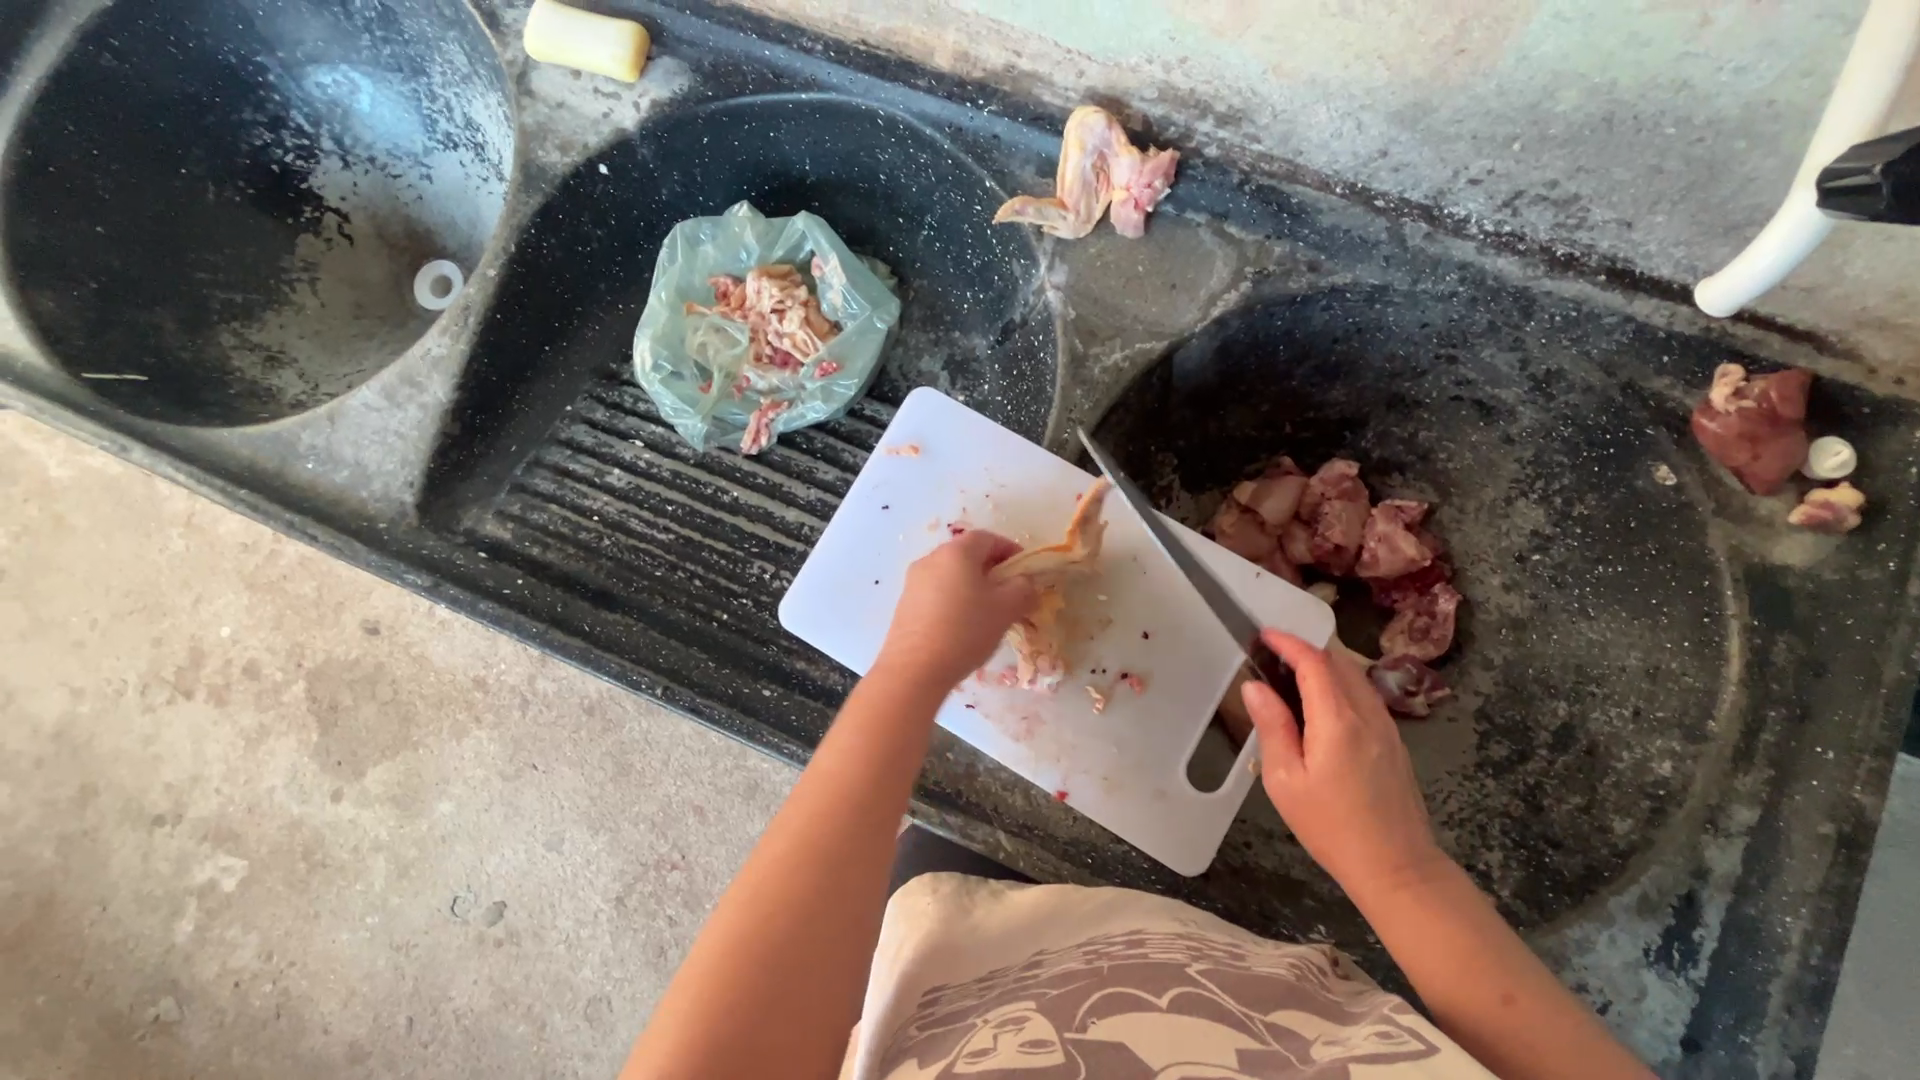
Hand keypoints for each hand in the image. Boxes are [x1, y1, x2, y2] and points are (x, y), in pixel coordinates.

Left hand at [874, 530, 1036, 688]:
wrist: (914, 669)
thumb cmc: (965, 631)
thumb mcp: (1006, 609)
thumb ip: (1023, 589)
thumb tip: (1025, 583)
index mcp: (956, 552)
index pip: (987, 538)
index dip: (1010, 550)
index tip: (1025, 571)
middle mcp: (931, 559)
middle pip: (967, 555)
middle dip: (992, 570)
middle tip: (1010, 593)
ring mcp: (913, 582)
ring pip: (951, 575)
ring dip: (972, 586)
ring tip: (988, 613)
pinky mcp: (905, 604)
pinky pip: (936, 593)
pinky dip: (954, 600)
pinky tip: (962, 626)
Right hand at [1242, 630, 1447, 900]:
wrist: (1397, 867)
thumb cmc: (1332, 827)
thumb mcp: (1286, 780)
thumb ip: (1272, 727)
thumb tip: (1255, 687)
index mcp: (1338, 720)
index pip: (1315, 662)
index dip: (1288, 642)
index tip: (1263, 634)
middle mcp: (1368, 714)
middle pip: (1339, 662)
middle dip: (1306, 648)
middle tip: (1272, 652)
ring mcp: (1387, 728)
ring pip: (1356, 678)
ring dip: (1325, 665)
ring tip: (1291, 673)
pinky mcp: (1394, 742)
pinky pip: (1365, 697)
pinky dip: (1340, 685)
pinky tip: (1320, 703)